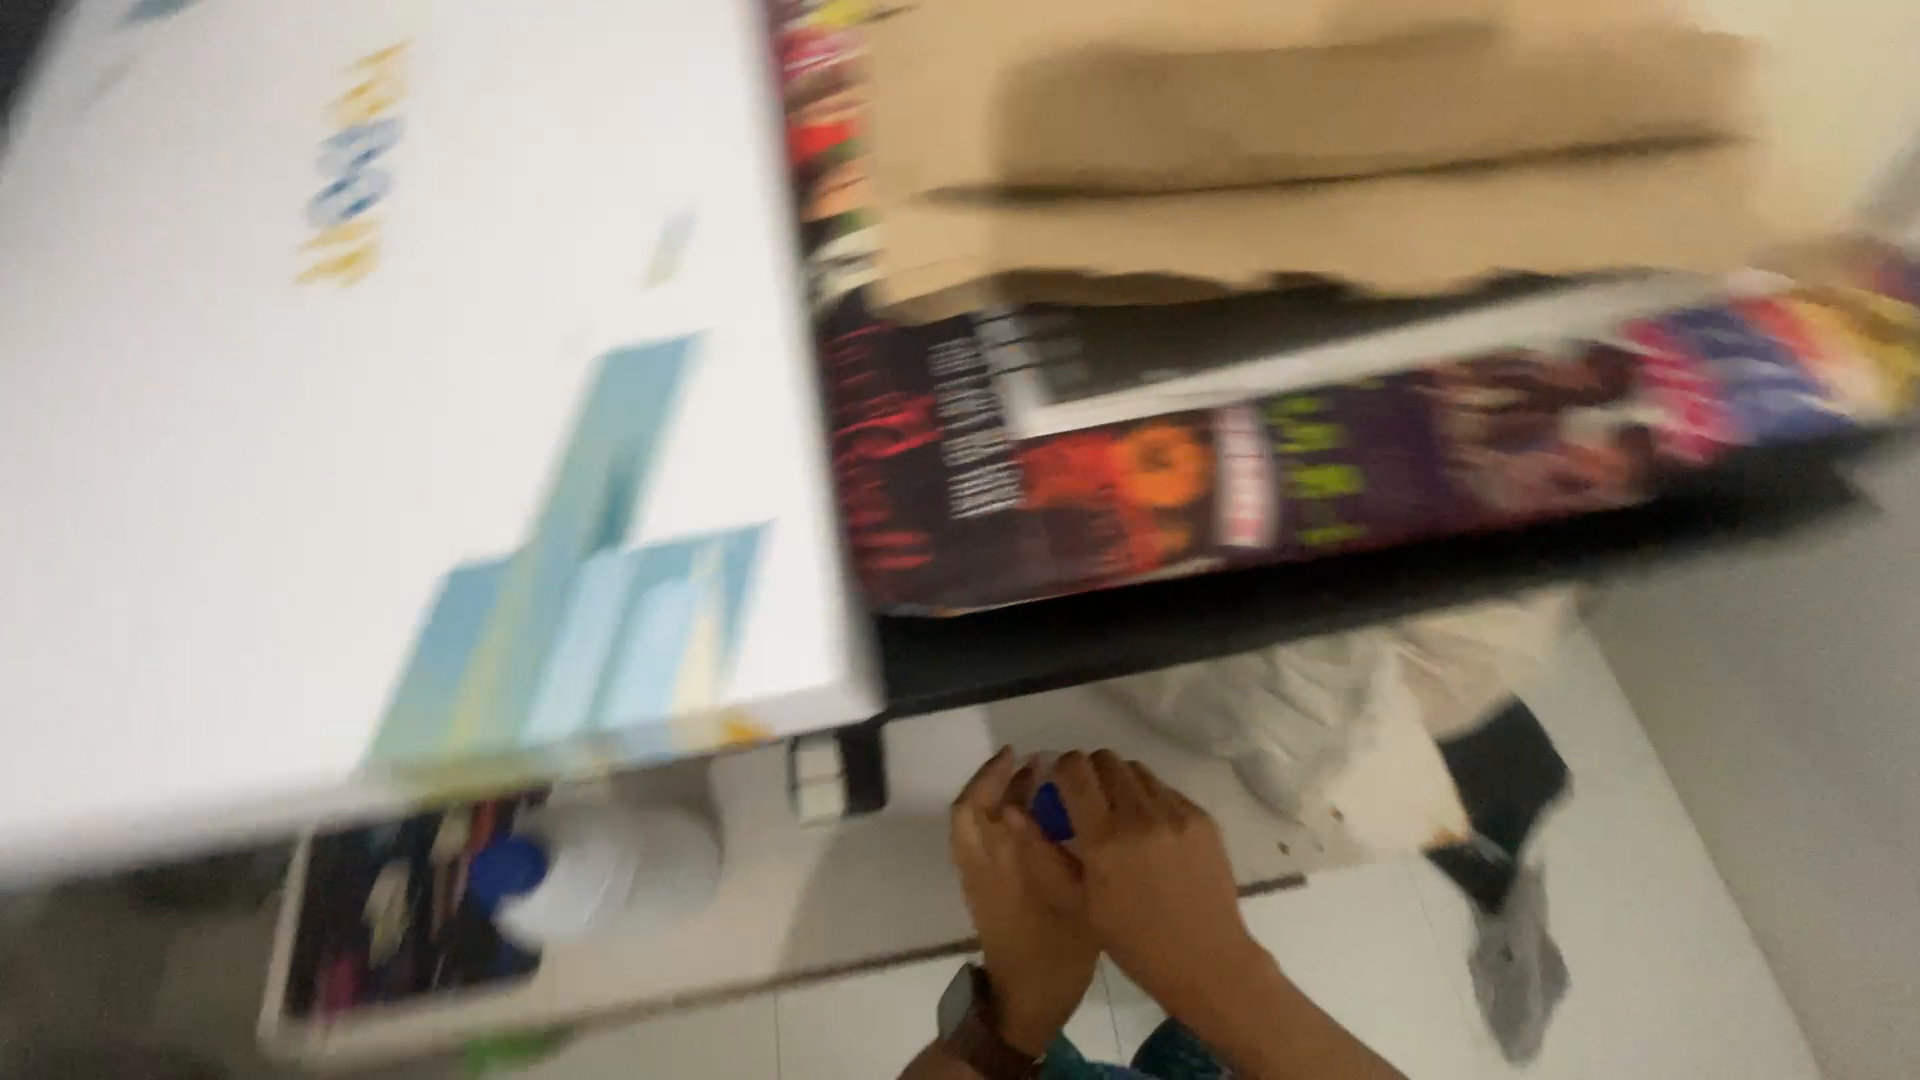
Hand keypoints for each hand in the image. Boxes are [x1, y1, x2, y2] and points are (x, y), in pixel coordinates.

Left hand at [949, 747, 1098, 1056]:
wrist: (1026, 999)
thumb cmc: (1059, 952)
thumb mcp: (1078, 901)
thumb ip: (1070, 853)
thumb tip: (1069, 808)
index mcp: (1004, 861)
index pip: (986, 806)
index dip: (998, 774)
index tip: (1022, 755)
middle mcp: (981, 861)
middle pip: (968, 808)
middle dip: (989, 778)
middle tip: (1019, 760)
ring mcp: (973, 876)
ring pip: (966, 822)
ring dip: (986, 794)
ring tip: (1019, 779)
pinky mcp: (974, 889)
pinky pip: (969, 838)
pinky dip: (985, 816)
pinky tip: (1017, 814)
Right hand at [1052, 751, 1271, 1022]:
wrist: (1205, 960)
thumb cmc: (1132, 939)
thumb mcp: (1078, 900)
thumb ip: (1044, 850)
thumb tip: (1012, 811)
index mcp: (1103, 838)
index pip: (1074, 769)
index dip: (1062, 769)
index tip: (1060, 784)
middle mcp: (1139, 815)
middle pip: (1105, 759)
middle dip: (1090, 771)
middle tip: (1088, 798)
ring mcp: (1174, 813)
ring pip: (1135, 769)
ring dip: (1119, 781)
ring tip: (1120, 813)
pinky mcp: (1201, 817)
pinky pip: (1164, 789)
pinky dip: (1149, 798)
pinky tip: (1151, 830)